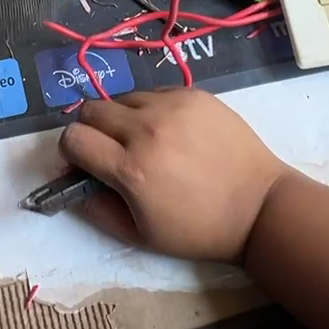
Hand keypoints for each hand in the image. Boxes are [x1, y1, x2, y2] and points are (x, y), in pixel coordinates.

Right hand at [58, 89, 289, 263]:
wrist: (258, 206)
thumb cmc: (197, 229)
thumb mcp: (140, 235)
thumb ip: (97, 208)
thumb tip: (73, 180)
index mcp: (130, 169)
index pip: (73, 138)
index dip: (71, 151)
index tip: (83, 162)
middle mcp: (145, 129)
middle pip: (90, 110)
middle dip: (90, 129)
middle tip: (109, 148)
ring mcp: (171, 106)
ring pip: (122, 97)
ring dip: (121, 117)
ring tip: (143, 139)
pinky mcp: (192, 92)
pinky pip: (153, 92)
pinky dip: (150, 108)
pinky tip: (170, 130)